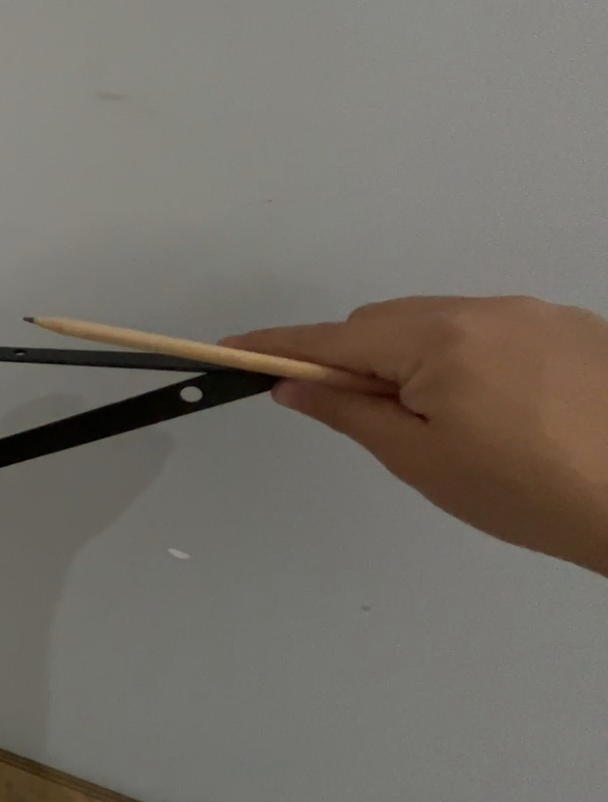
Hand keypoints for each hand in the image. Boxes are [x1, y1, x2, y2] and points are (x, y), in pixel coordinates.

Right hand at [224, 296, 607, 571]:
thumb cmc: (529, 490)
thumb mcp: (417, 456)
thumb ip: (346, 410)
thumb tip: (293, 385)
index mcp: (441, 339)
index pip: (331, 337)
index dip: (274, 345)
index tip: (228, 350)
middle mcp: (490, 311)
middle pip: (382, 321)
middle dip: (352, 356)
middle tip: (359, 411)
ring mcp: (543, 316)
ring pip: (435, 323)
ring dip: (408, 356)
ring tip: (439, 418)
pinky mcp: (582, 332)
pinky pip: (487, 331)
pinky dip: (460, 357)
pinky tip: (492, 407)